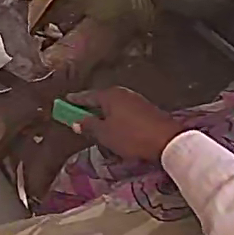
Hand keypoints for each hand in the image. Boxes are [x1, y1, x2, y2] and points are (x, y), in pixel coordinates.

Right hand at [66, 87, 183, 162]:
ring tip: (97, 122)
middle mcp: (122, 93)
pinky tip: (115, 126)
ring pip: (114, 105)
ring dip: (104, 113)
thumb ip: (89, 126)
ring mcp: (136, 100)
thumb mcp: (105, 134)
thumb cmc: (131, 136)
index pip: (87, 96)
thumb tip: (76, 121)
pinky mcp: (146, 110)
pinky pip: (124, 111)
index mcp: (110, 95)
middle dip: (90, 107)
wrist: (168, 140)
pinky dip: (116, 117)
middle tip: (79, 113)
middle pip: (101, 99)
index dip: (75, 100)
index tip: (65, 100)